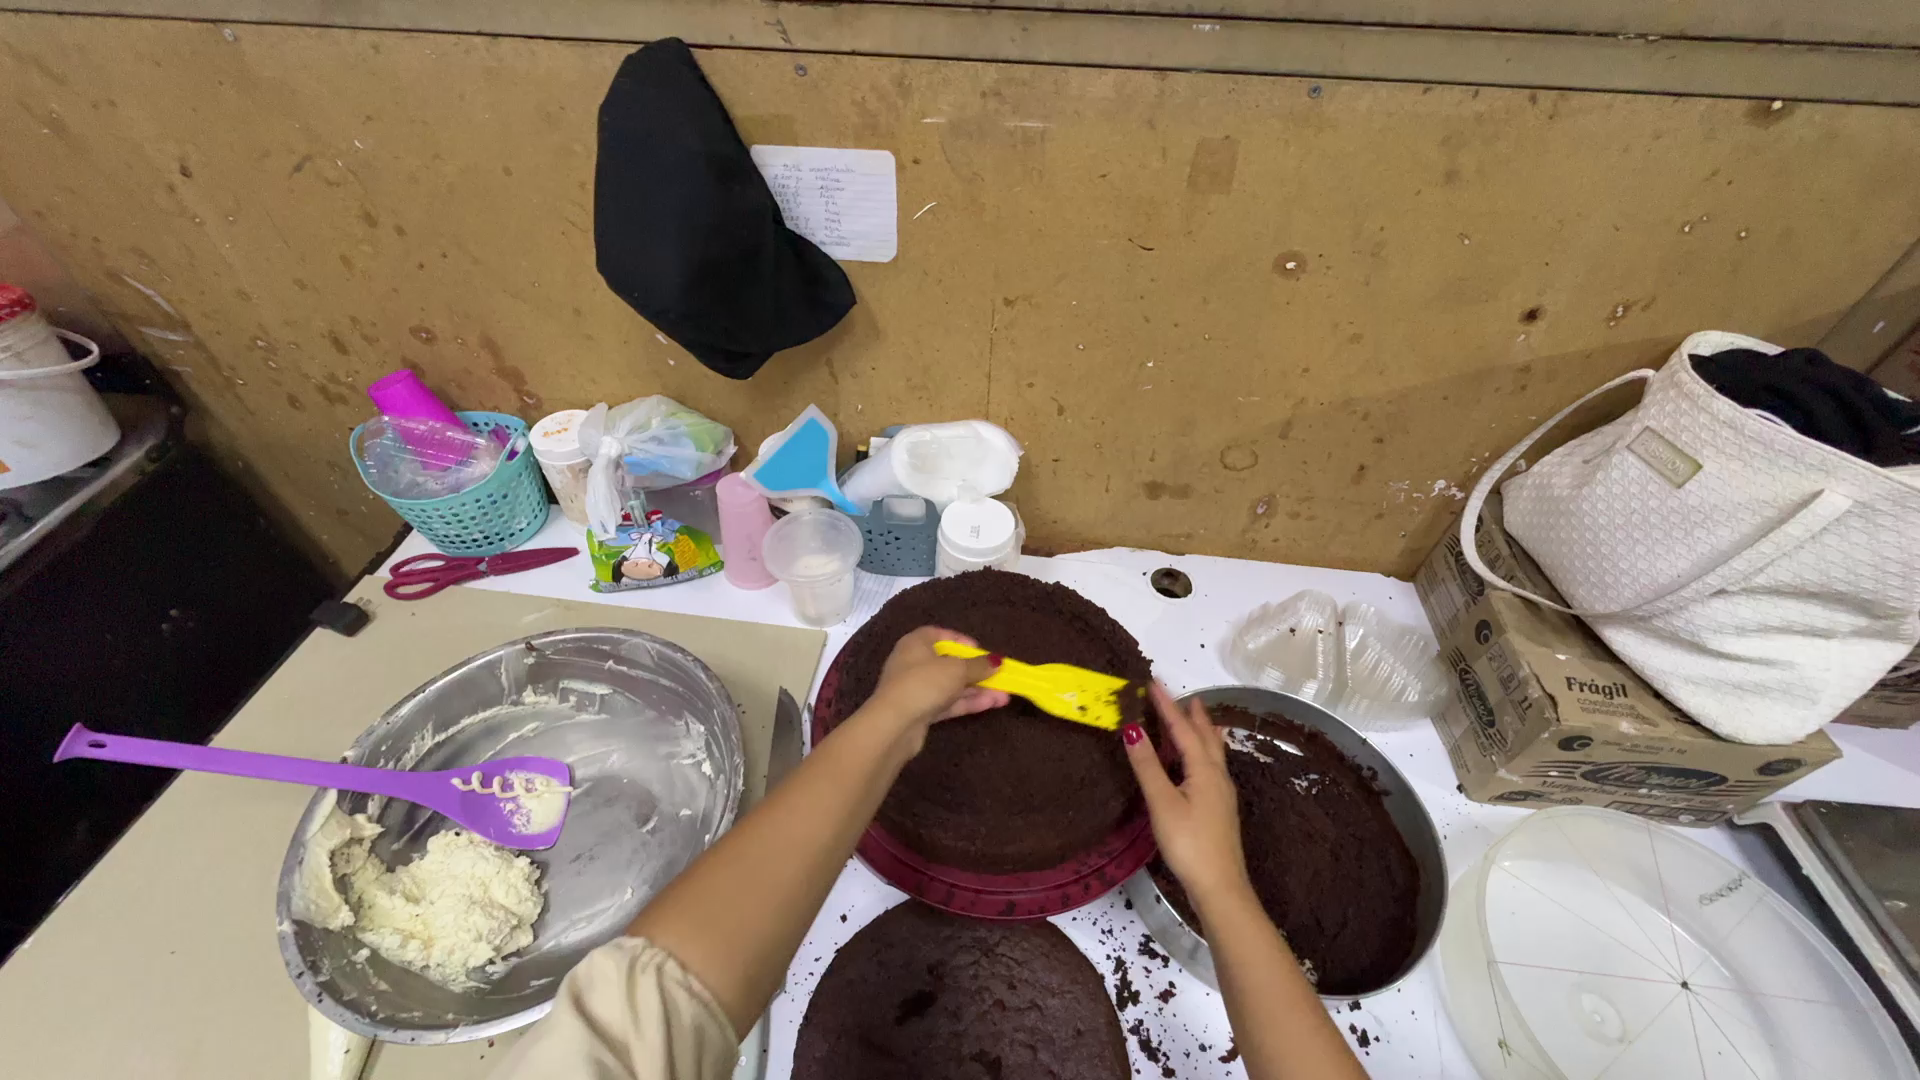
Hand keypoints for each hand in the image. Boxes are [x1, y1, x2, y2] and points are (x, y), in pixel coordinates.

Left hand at [860, 627, 1009, 749]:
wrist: (894, 724)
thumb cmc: (925, 683)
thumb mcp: (957, 670)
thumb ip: (979, 665)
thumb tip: (997, 661)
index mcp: (916, 643)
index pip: (940, 634)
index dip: (961, 641)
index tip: (980, 651)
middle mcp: (913, 662)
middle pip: (949, 663)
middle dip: (977, 672)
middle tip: (999, 677)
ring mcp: (916, 688)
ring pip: (951, 686)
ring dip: (977, 690)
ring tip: (1004, 697)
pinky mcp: (920, 711)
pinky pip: (947, 703)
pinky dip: (967, 703)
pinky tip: (990, 705)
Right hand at [1123, 683, 1251, 904]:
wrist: (1220, 888)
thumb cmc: (1189, 843)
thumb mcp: (1163, 803)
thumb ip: (1147, 765)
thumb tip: (1132, 728)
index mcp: (1204, 770)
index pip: (1183, 729)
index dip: (1167, 705)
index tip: (1153, 682)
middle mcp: (1217, 776)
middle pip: (1205, 737)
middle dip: (1193, 715)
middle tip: (1184, 695)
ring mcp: (1221, 794)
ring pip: (1213, 752)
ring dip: (1202, 731)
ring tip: (1198, 718)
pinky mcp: (1219, 809)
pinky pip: (1212, 766)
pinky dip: (1204, 750)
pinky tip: (1200, 762)